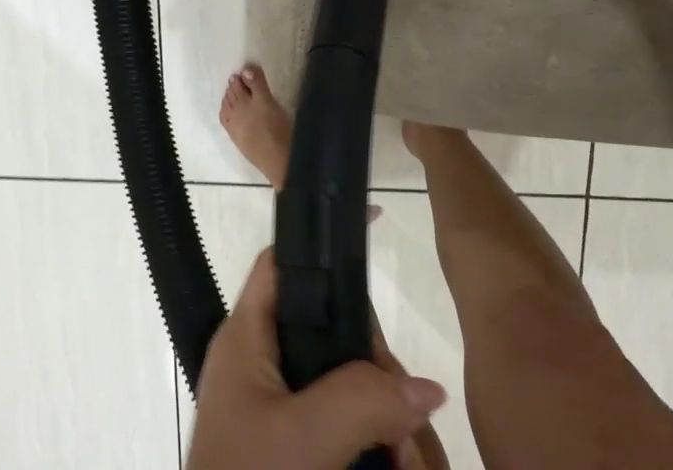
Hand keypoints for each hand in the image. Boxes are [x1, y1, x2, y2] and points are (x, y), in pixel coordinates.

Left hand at [186, 250, 447, 469]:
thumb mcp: (302, 438)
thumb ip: (362, 399)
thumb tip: (425, 384)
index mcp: (247, 339)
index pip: (280, 264)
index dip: (321, 240)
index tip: (375, 226)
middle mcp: (263, 363)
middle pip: (334, 328)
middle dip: (376, 364)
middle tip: (401, 411)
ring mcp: (281, 406)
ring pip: (350, 384)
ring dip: (384, 416)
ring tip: (400, 458)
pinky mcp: (298, 445)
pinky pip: (349, 426)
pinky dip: (376, 442)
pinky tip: (394, 465)